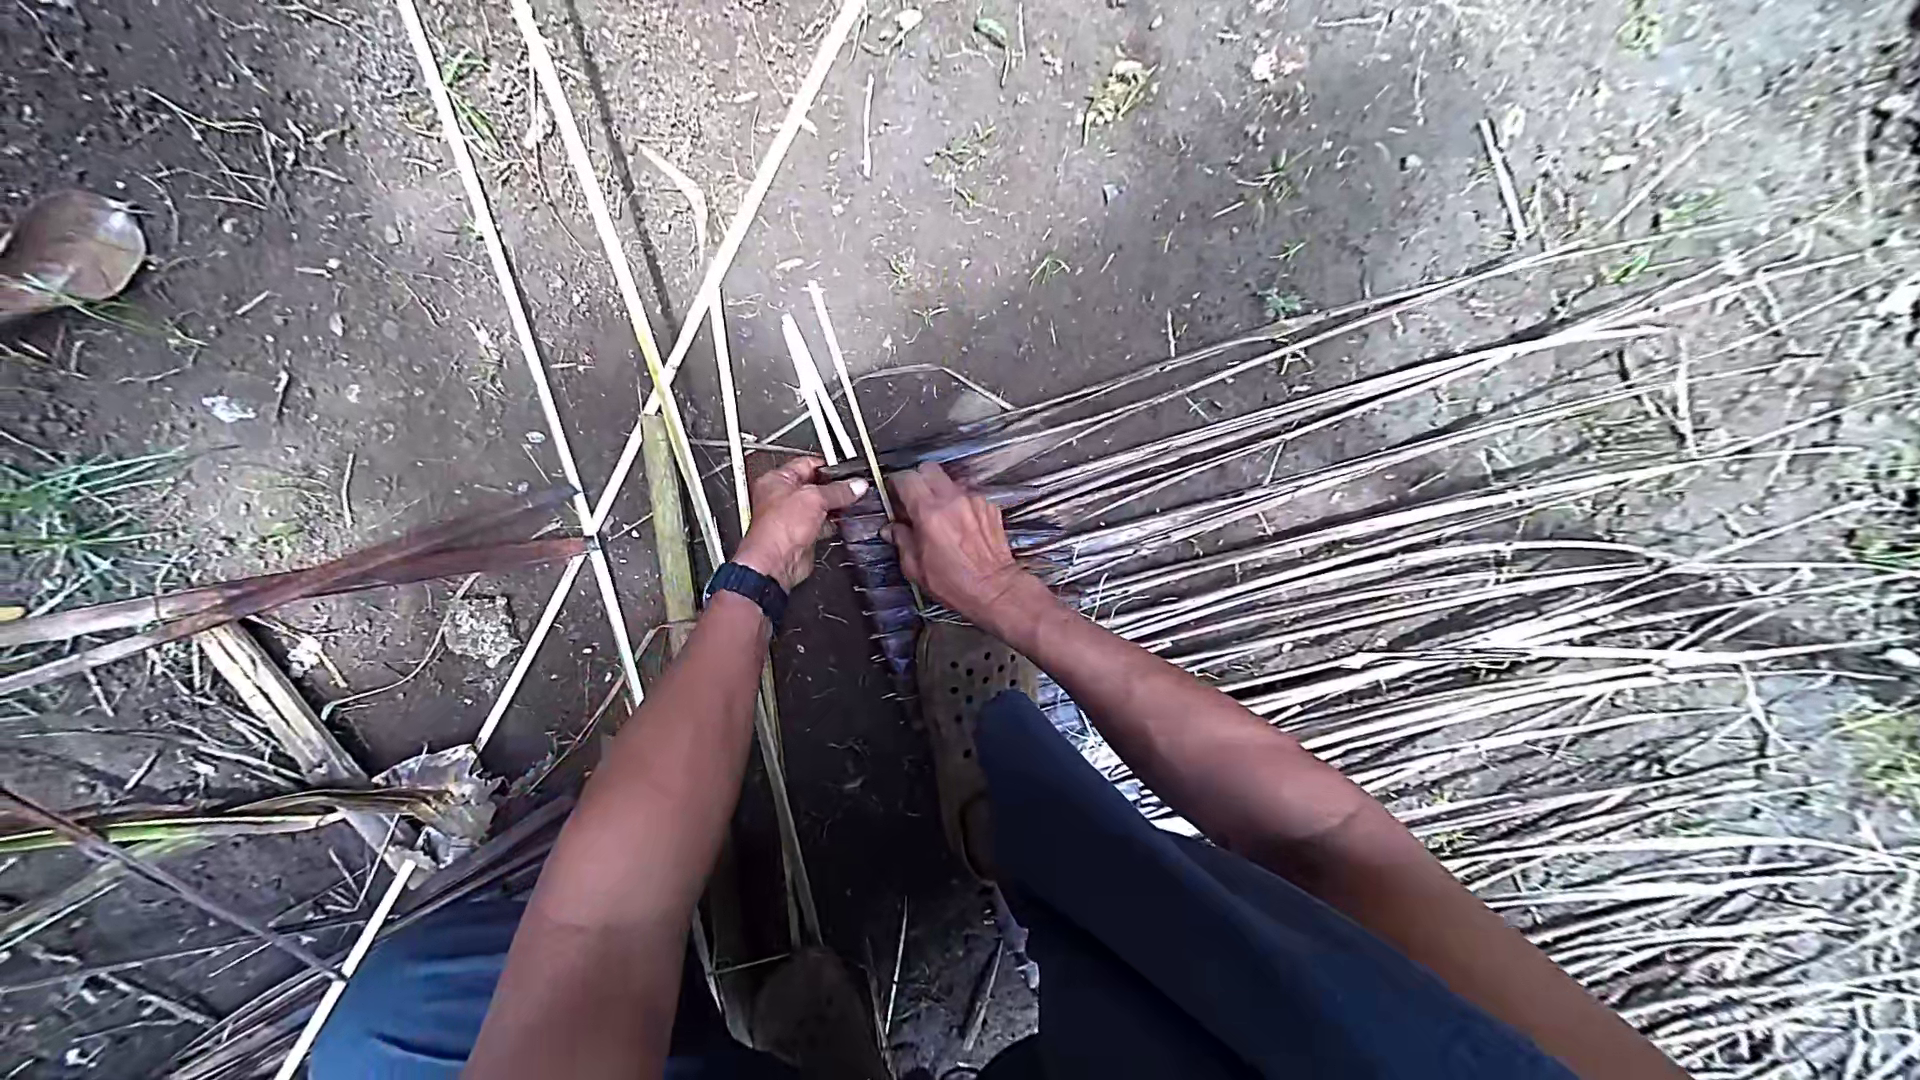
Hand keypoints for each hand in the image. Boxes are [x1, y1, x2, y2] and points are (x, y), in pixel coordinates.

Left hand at [733, 457, 868, 590]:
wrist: (776, 562)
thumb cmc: (778, 529)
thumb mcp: (814, 498)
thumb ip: (838, 491)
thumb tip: (856, 485)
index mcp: (777, 480)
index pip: (807, 464)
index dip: (828, 466)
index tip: (846, 470)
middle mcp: (782, 497)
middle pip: (815, 486)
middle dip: (834, 488)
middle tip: (852, 487)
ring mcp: (792, 517)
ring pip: (820, 506)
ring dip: (835, 506)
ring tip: (852, 502)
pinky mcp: (802, 534)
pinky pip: (822, 524)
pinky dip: (833, 522)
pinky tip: (844, 521)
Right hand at [884, 462, 1036, 623]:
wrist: (994, 590)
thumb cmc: (956, 584)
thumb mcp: (915, 568)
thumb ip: (901, 541)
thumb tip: (892, 529)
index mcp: (929, 513)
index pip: (906, 478)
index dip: (896, 484)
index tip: (895, 495)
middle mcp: (953, 501)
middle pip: (928, 469)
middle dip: (918, 481)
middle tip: (914, 500)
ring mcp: (974, 501)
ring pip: (949, 481)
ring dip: (940, 492)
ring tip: (939, 516)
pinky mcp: (989, 507)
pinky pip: (968, 495)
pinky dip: (960, 504)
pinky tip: (959, 524)